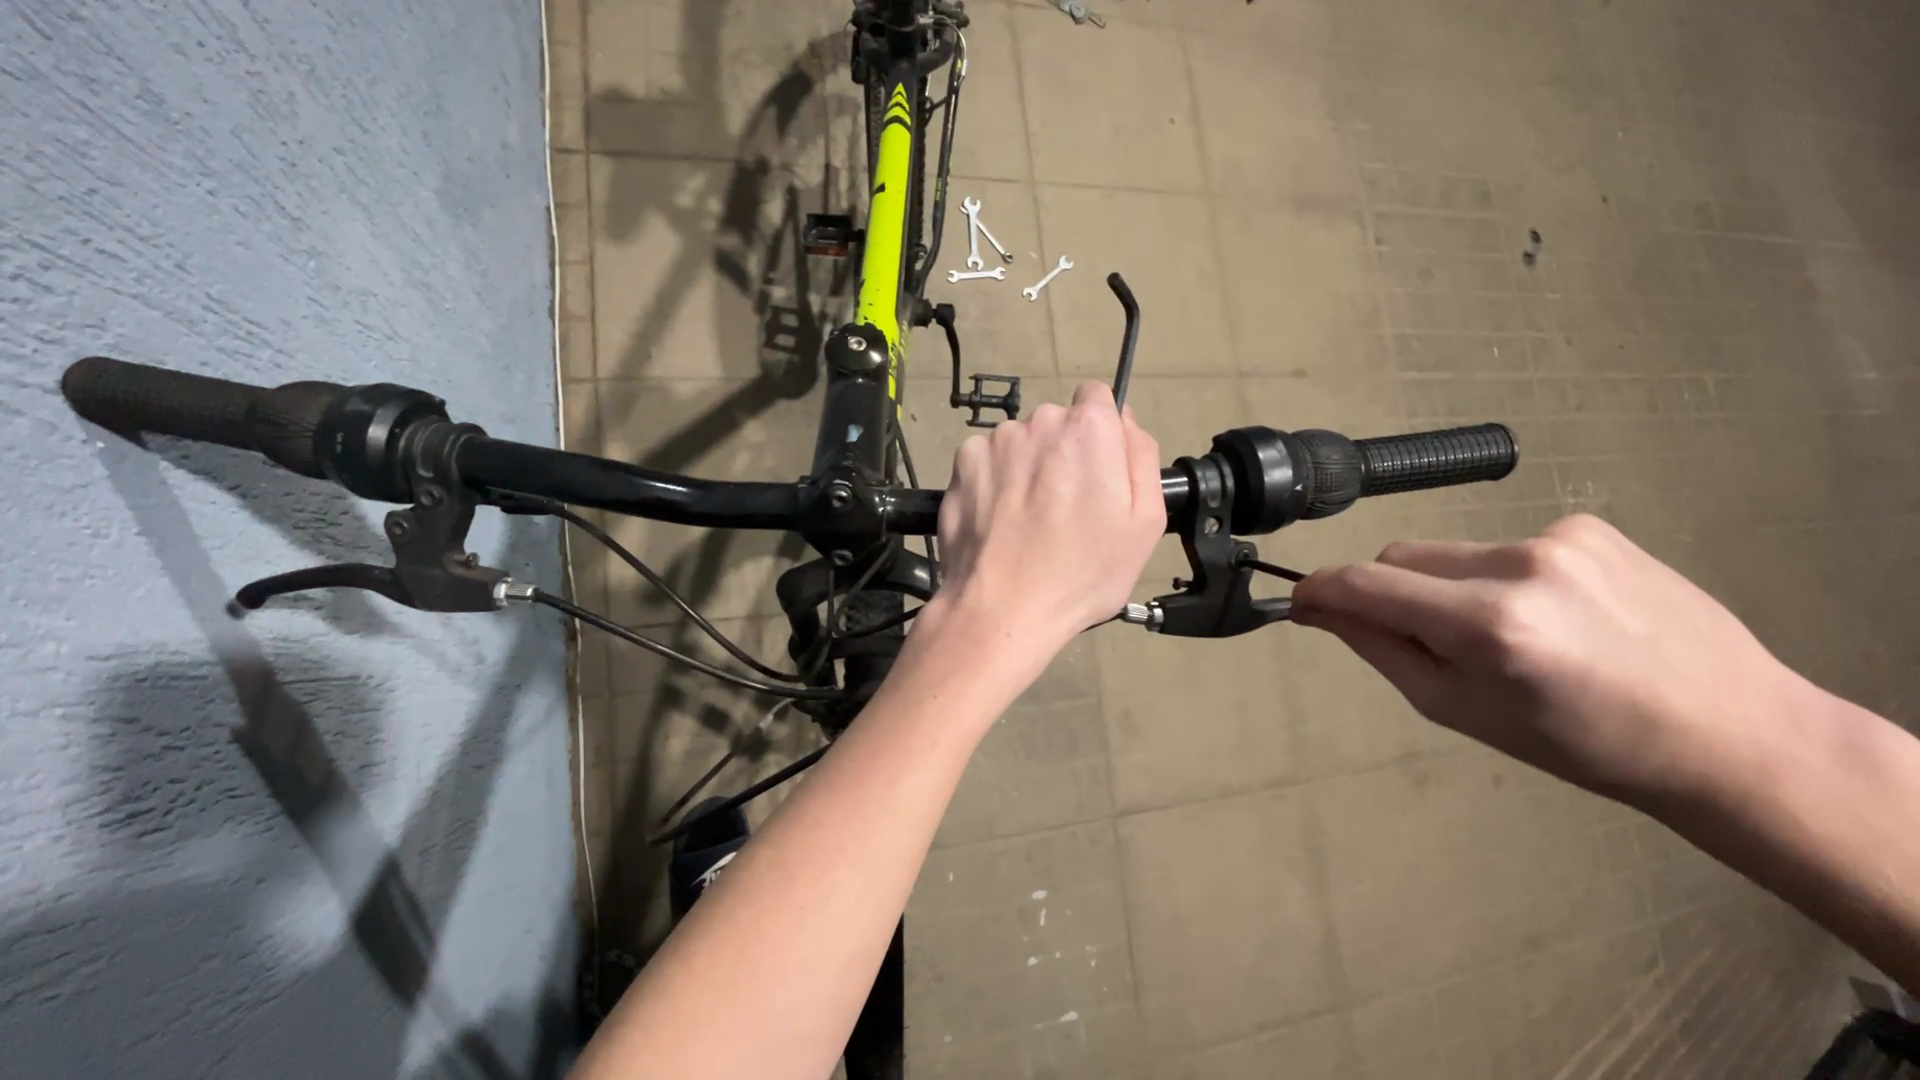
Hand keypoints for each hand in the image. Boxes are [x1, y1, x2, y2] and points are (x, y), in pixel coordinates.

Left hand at [930, 382, 1163, 650]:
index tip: (1098, 470)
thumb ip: (1142, 458)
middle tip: (1066, 508)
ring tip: (1028, 520)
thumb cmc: (1083, 575)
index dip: (1101, 433)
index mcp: (1090, 429)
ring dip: (1028, 467)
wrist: (1001, 610)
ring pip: (1021, 442)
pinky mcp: (962, 464)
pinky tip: (999, 519)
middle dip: (1065, 452)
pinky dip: (994, 481)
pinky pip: (987, 460)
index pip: (1099, 398)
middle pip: (1059, 423)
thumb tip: (1126, 422)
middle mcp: (1040, 422)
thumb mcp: (1146, 523)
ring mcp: (995, 442)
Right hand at [1290, 514, 1805, 801]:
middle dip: (1388, 592)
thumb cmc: (1581, 744)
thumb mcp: (1460, 710)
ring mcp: (1560, 537)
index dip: (1320, 590)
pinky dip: (1499, 578)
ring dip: (1447, 587)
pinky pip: (1505, 545)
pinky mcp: (1590, 526)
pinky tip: (1551, 614)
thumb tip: (1320, 610)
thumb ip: (1380, 649)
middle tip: (1423, 642)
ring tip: (1506, 635)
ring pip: (1452, 552)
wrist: (1728, 731)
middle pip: (1402, 556)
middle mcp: (1520, 565)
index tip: (1300, 603)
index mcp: (1488, 624)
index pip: (1366, 582)